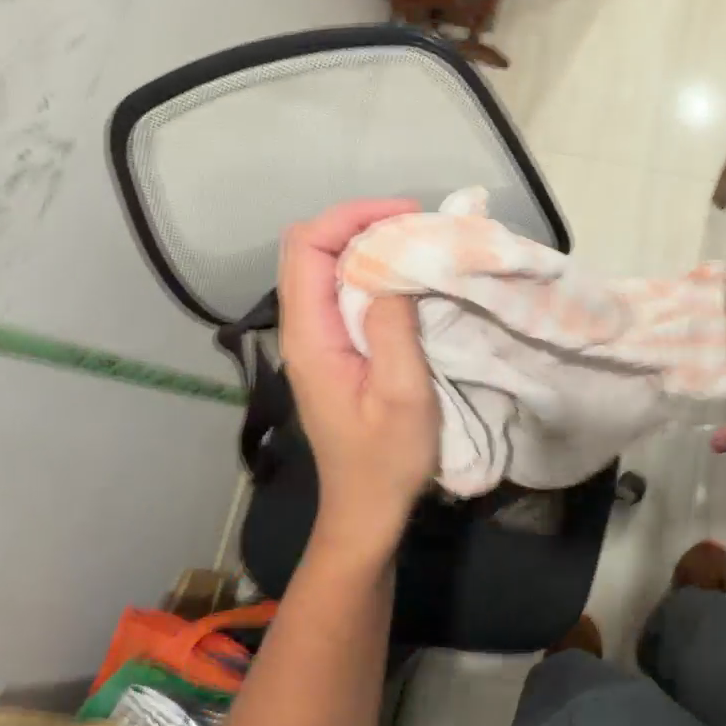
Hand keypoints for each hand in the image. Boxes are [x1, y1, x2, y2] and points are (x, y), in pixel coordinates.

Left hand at [278, 200, 438, 555]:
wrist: (367, 508)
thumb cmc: (386, 458)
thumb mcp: (402, 395)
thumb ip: (393, 329)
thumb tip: (393, 269)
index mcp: (311, 336)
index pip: (309, 248)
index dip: (353, 218)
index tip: (408, 216)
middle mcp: (304, 329)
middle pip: (313, 249)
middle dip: (362, 224)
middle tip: (419, 227)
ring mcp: (317, 340)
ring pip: (329, 268)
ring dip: (371, 247)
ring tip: (421, 246)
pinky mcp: (336, 350)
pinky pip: (346, 293)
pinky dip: (376, 273)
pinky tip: (411, 281)